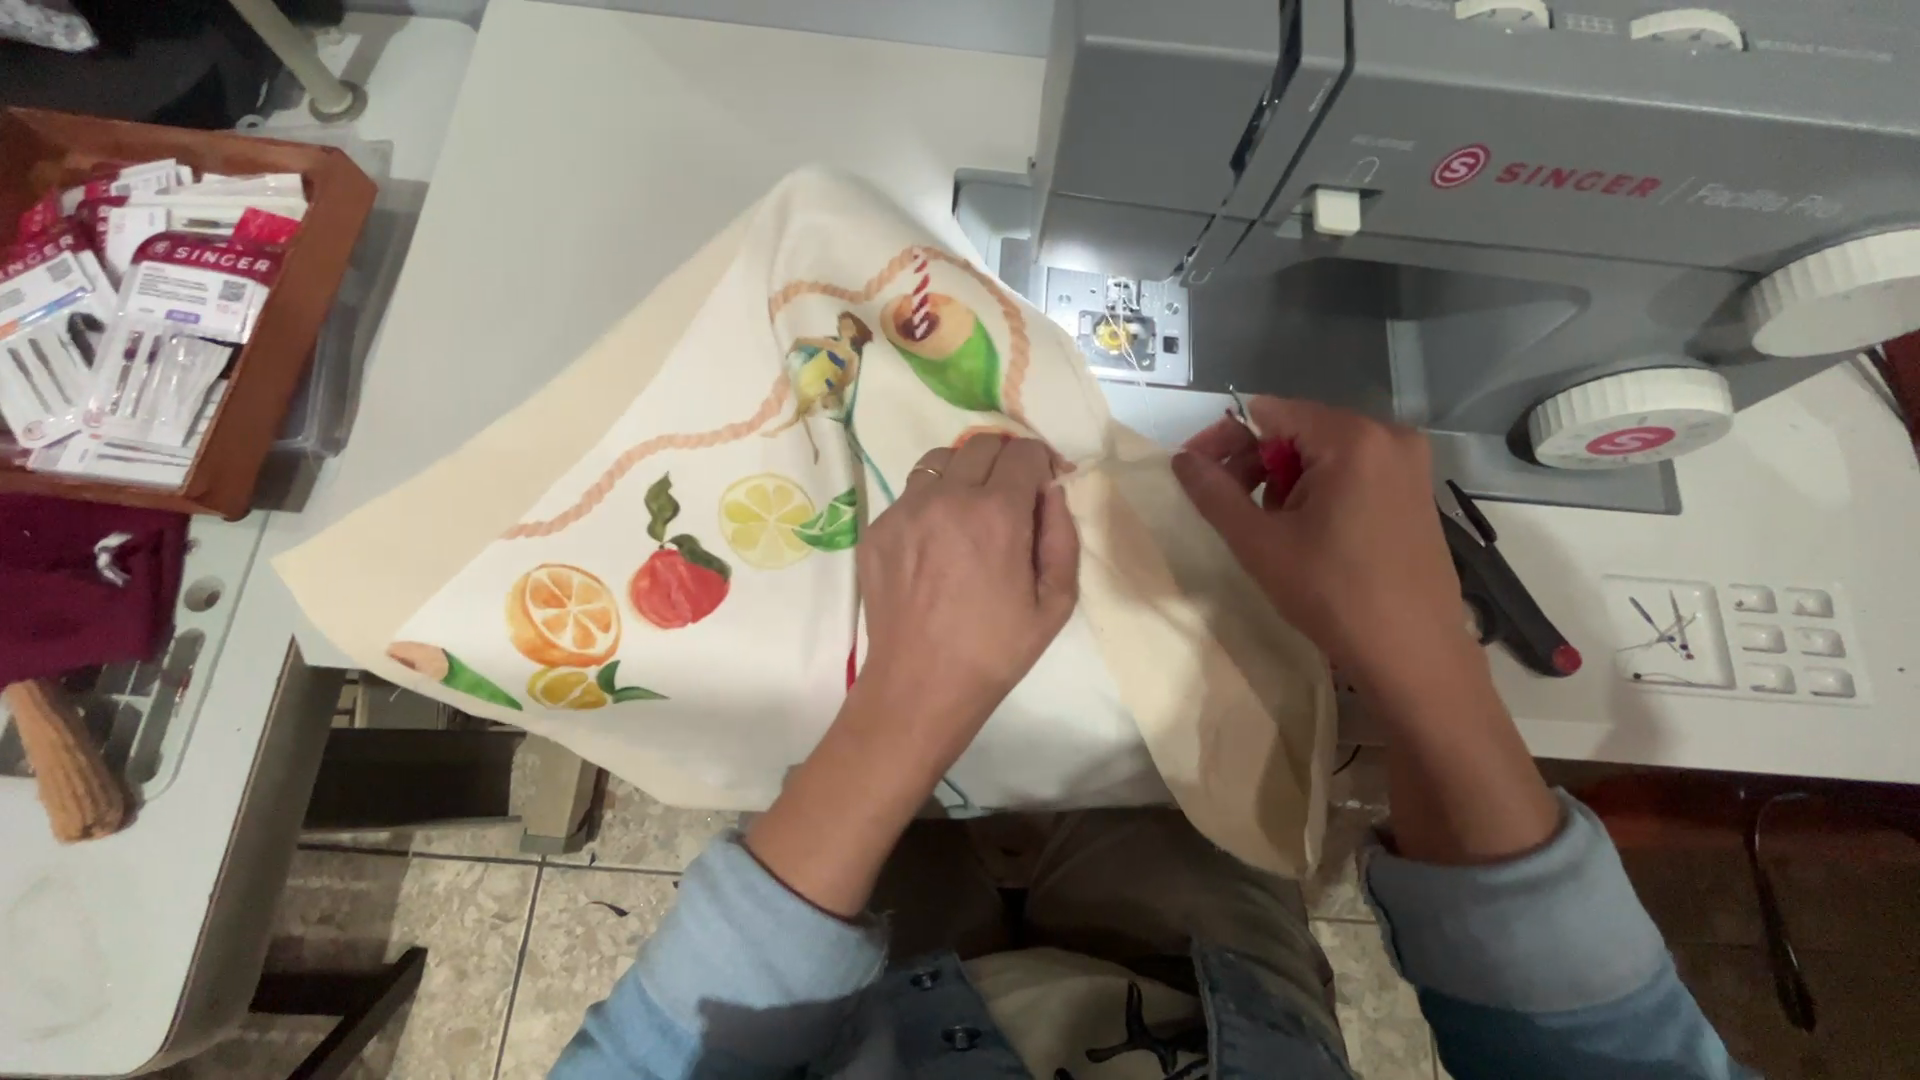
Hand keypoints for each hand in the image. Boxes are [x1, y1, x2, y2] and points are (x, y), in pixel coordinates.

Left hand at [856, 435, 1079, 759]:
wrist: (920, 685)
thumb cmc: (995, 651)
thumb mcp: (1055, 602)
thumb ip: (1062, 535)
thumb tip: (1052, 491)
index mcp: (996, 513)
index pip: (1023, 451)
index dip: (1041, 465)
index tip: (1044, 489)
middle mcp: (946, 498)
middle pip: (981, 445)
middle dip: (1005, 463)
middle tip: (1011, 499)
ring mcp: (904, 511)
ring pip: (939, 461)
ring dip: (964, 474)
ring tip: (970, 513)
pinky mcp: (877, 529)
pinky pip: (910, 494)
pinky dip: (931, 503)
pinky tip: (937, 544)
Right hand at [1177, 396, 1560, 864]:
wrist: (1413, 654)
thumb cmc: (1332, 594)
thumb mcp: (1259, 542)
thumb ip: (1214, 492)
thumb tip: (1181, 458)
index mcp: (1353, 438)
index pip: (1270, 412)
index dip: (1225, 439)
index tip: (1196, 472)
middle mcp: (1389, 437)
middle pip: (1298, 430)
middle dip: (1254, 463)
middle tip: (1227, 507)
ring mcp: (1410, 465)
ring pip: (1324, 453)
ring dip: (1284, 480)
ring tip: (1266, 527)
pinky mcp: (1417, 492)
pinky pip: (1353, 472)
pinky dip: (1318, 491)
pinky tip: (1305, 532)